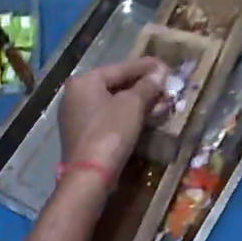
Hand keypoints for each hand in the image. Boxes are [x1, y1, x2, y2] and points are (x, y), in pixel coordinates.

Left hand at [58, 58, 166, 176]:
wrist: (90, 175)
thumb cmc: (110, 132)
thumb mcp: (133, 105)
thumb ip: (147, 86)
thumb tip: (160, 73)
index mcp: (84, 81)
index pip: (120, 68)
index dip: (146, 67)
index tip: (166, 66)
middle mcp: (75, 95)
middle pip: (115, 85)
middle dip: (142, 86)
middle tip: (165, 85)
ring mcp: (76, 116)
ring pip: (112, 103)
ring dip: (137, 102)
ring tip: (161, 101)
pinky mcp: (82, 135)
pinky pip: (107, 118)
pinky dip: (126, 116)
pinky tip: (144, 117)